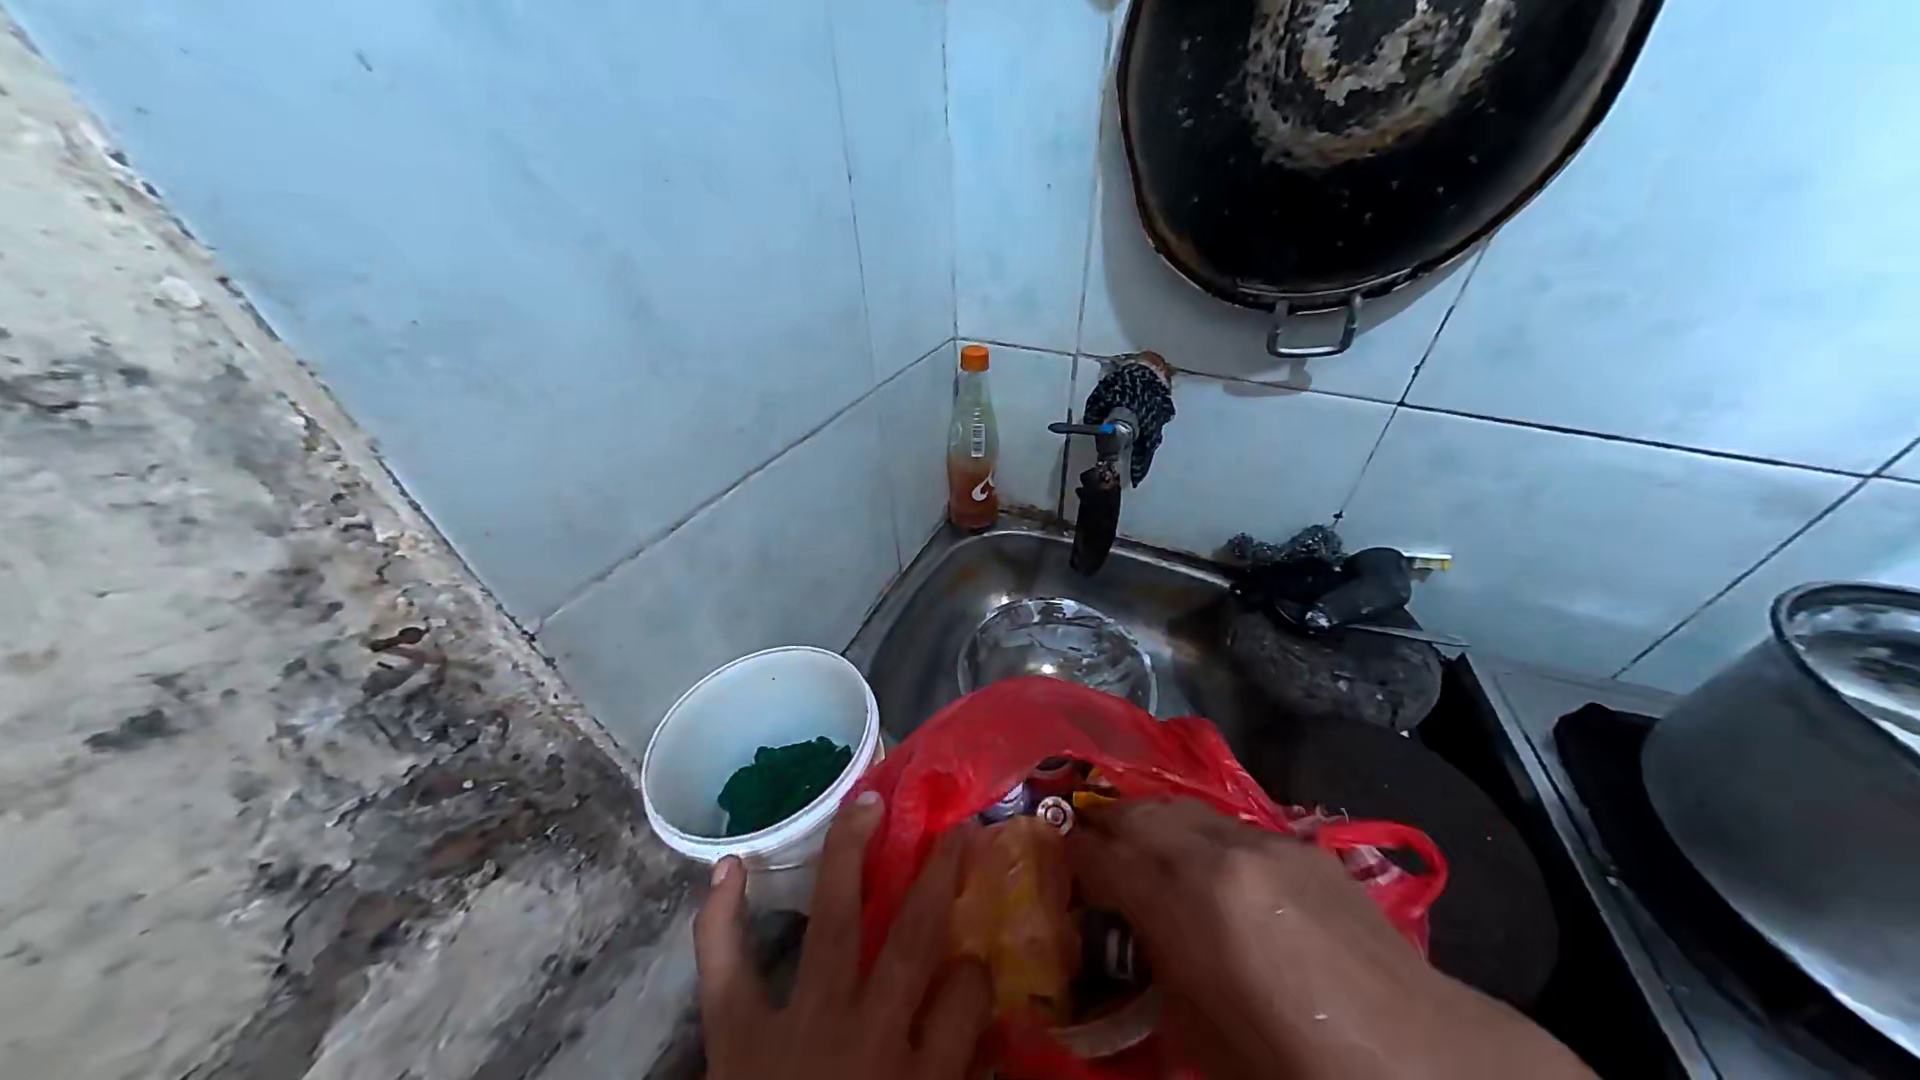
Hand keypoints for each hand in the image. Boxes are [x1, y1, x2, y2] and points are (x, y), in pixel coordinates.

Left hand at [696, 791, 992, 1079]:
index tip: (977, 955)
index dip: (976, 967)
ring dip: (851, 857)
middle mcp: (866, 1036)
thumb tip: (990, 1021)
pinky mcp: (735, 1039)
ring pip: (834, 922)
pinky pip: (726, 969)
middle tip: (951, 827)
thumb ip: (959, 1073)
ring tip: (865, 802)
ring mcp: (798, 1027)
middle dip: (935, 876)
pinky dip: (722, 918)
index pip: (969, 994)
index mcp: (918, 1075)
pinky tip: (731, 864)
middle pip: (910, 937)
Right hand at [1067, 799, 1595, 1079]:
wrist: (1421, 1060)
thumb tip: (1127, 923)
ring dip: (1149, 823)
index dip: (1072, 857)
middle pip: (1137, 815)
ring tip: (1139, 847)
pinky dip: (1197, 835)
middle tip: (1089, 849)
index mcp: (1189, 903)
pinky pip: (1225, 824)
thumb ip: (1151, 958)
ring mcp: (1263, 840)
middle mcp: (1220, 852)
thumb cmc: (1291, 1068)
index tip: (1057, 862)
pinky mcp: (1298, 843)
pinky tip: (1206, 866)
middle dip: (1104, 827)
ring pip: (1180, 808)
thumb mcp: (1195, 1031)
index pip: (1103, 857)